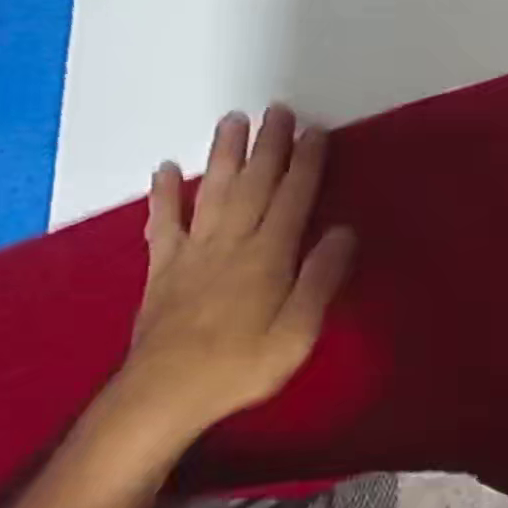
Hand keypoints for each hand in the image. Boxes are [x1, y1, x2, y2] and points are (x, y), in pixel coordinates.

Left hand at [112, 106, 354, 443]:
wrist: (163, 396)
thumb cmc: (241, 365)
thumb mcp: (298, 331)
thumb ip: (320, 278)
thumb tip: (344, 231)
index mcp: (268, 255)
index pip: (293, 197)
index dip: (306, 162)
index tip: (315, 131)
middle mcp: (232, 242)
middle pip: (254, 184)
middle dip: (269, 145)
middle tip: (277, 110)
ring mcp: (194, 252)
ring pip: (213, 191)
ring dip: (224, 154)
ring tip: (232, 120)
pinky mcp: (164, 268)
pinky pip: (164, 223)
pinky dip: (164, 195)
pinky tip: (165, 170)